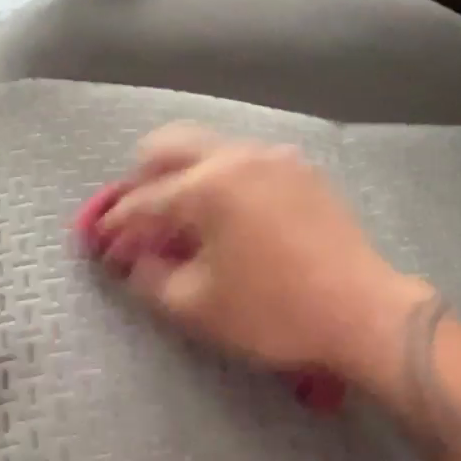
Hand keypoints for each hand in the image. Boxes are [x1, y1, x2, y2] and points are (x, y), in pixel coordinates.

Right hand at [96, 124, 430, 380]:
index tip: (100, 243)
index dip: (114, 226)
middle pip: (170, 146)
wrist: (361, 312)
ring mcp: (277, 159)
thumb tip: (133, 259)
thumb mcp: (196, 306)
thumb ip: (151, 277)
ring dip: (185, 178)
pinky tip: (228, 219)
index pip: (141, 201)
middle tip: (139, 220)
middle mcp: (239, 156)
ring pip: (212, 150)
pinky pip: (247, 164)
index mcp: (206, 185)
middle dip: (143, 180)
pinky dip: (223, 183)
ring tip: (182, 222)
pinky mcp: (304, 173)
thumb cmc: (273, 313)